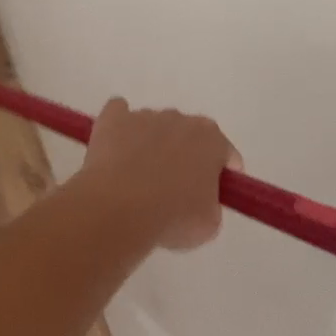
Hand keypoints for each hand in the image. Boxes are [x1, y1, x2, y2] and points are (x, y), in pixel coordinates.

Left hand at [73, 98, 241, 251]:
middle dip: (184, 155)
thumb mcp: (210, 222)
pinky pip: (119, 113)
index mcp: (210, 139)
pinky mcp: (112, 117)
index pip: (224, 151)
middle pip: (187, 134)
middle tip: (175, 188)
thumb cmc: (173, 216)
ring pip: (153, 126)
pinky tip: (116, 148)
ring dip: (151, 144)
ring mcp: (142, 114)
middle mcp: (177, 118)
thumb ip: (211, 201)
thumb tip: (198, 197)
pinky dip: (120, 128)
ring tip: (138, 177)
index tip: (212, 193)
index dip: (220, 174)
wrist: (120, 206)